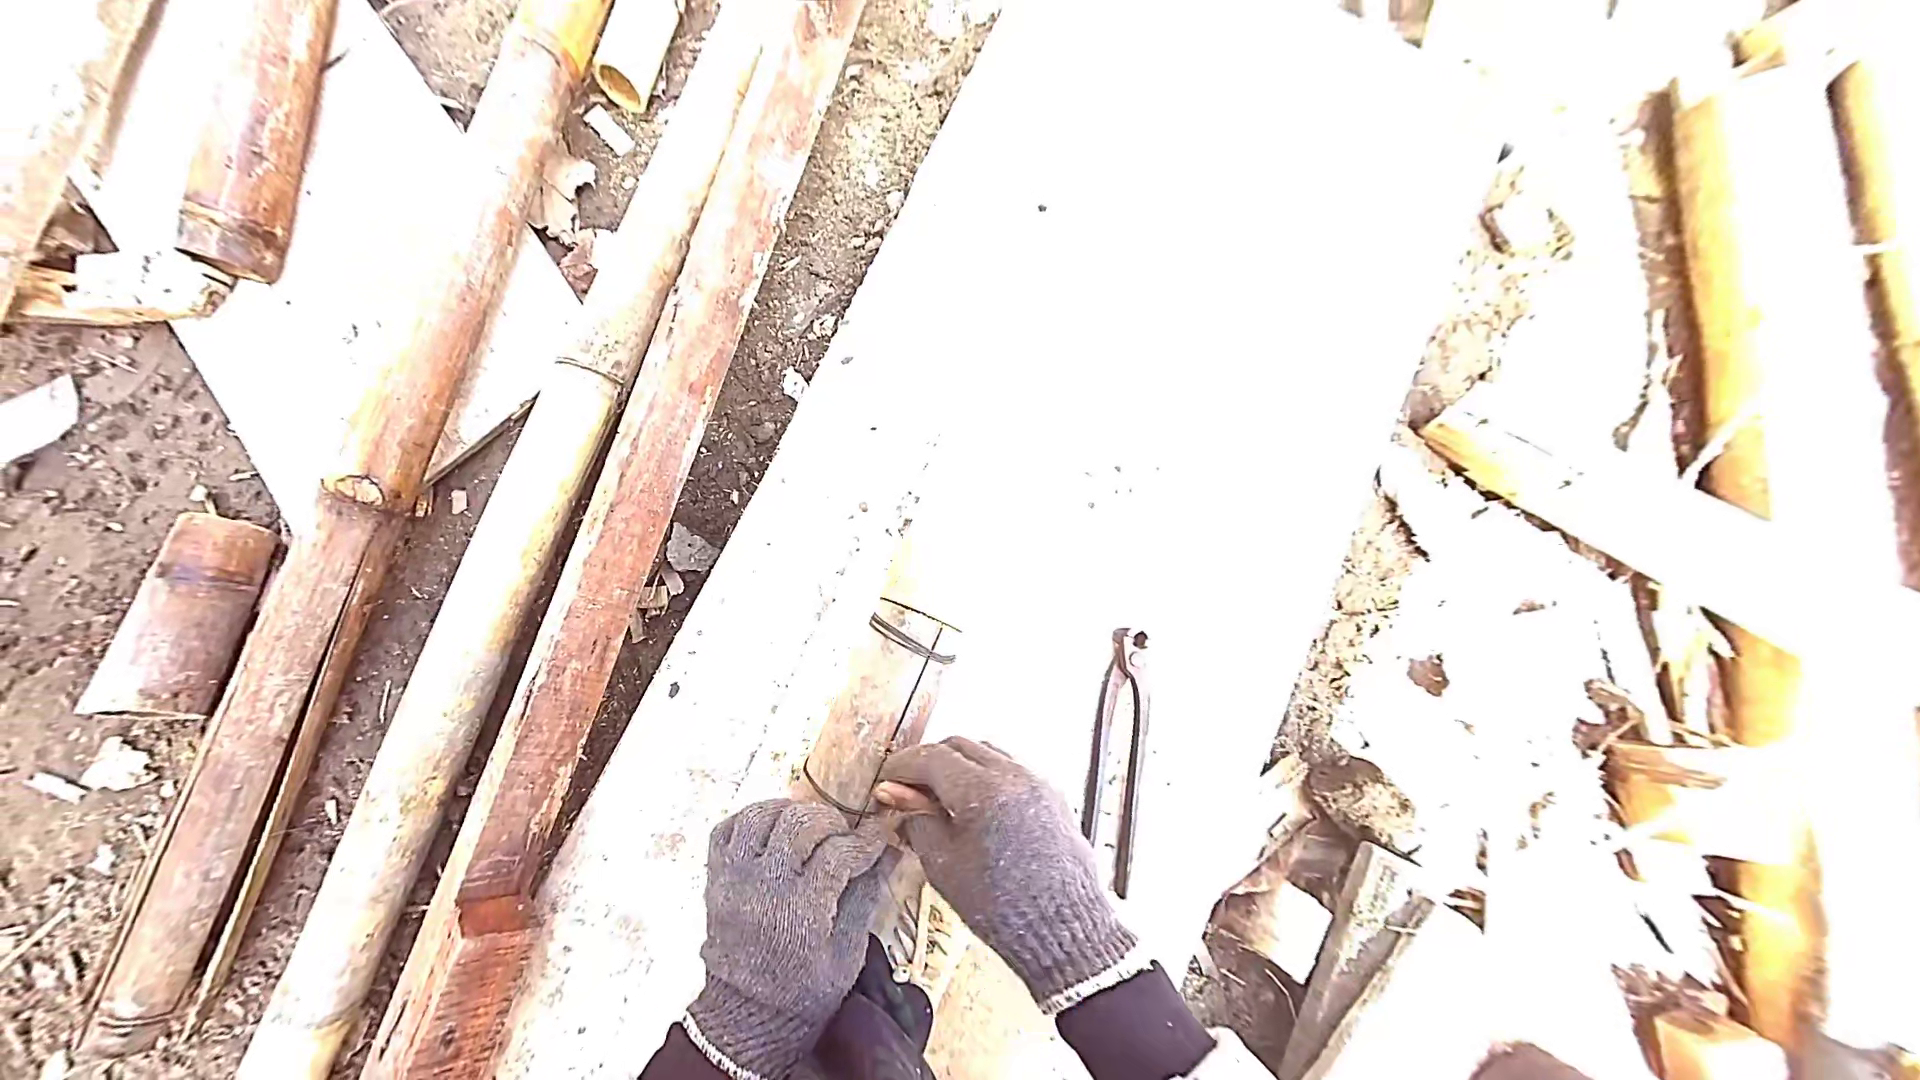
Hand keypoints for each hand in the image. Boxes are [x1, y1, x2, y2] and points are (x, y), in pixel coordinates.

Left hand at [688, 800, 890, 1078]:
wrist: (743, 1020)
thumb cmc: (802, 991)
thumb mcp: (847, 953)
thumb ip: (866, 895)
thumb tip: (890, 850)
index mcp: (800, 911)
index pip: (839, 851)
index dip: (867, 838)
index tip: (881, 833)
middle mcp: (763, 887)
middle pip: (799, 822)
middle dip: (830, 821)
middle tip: (842, 834)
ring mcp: (733, 879)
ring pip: (761, 814)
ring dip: (791, 812)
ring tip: (808, 827)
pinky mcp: (715, 877)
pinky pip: (729, 826)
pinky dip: (754, 819)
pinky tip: (774, 830)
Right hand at [874, 738, 1140, 1012]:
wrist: (1063, 930)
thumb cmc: (1000, 906)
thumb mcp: (943, 865)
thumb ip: (917, 819)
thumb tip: (894, 794)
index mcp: (982, 790)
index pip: (932, 757)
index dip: (903, 766)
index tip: (888, 780)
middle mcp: (1011, 773)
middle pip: (958, 745)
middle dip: (928, 760)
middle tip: (910, 787)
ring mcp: (1034, 779)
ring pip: (985, 751)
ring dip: (958, 763)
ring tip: (941, 795)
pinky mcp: (1049, 791)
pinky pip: (1009, 766)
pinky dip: (984, 773)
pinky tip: (974, 802)